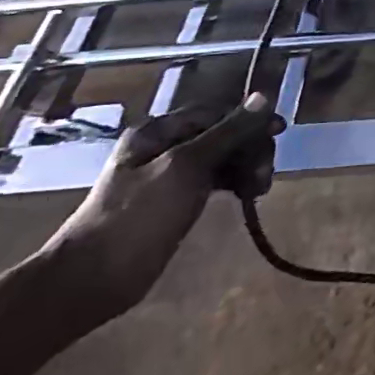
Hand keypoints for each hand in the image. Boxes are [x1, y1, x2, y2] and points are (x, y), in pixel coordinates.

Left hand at [41, 94, 283, 323]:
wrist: (94, 277)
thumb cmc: (139, 215)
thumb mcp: (187, 167)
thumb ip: (227, 132)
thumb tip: (263, 97)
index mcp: (159, 131)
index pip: (217, 112)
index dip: (249, 120)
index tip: (280, 132)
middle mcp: (165, 146)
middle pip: (222, 134)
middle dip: (250, 149)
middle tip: (265, 175)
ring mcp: (170, 175)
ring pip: (222, 158)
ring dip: (246, 168)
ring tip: (259, 191)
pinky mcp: (176, 200)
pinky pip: (215, 181)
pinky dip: (235, 184)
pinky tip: (248, 197)